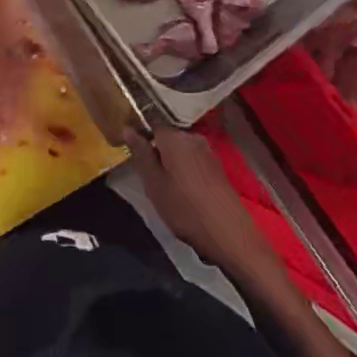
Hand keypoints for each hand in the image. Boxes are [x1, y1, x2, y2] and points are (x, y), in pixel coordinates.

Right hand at [123, 126, 265, 269]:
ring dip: (169, 162)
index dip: (139, 136)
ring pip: (180, 150)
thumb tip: (128, 128)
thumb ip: (141, 153)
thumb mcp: (153, 183)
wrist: (228, 233)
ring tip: (162, 185)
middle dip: (155, 151)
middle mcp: (193, 138)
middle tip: (146, 176)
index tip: (130, 153)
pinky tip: (181, 189)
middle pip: (167, 137)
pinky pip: (192, 160)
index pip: (150, 124)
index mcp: (175, 137)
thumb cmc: (184, 208)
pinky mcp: (217, 167)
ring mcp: (208, 152)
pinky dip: (183, 170)